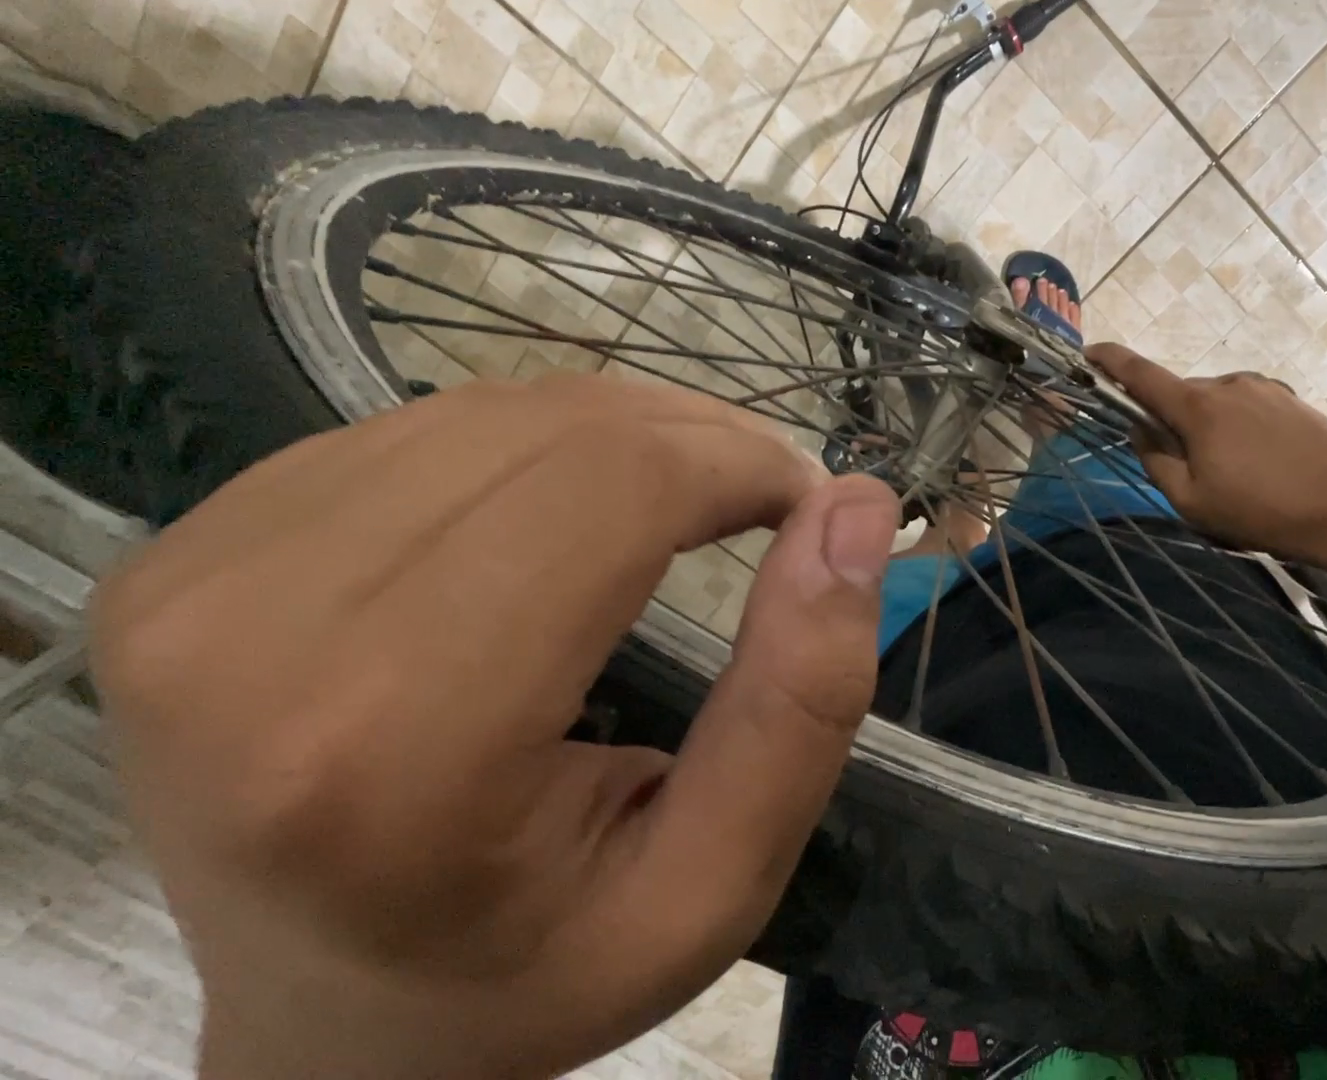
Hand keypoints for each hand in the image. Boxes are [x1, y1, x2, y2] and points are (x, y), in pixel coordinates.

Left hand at [90, 375, 901, 1079]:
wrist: (336, 1032)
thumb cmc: (541, 974)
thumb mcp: (716, 885)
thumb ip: (802, 703)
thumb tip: (855, 507)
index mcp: (393, 745)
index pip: (608, 490)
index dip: (739, 464)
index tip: (808, 501)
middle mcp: (255, 636)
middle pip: (552, 432)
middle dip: (698, 441)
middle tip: (767, 498)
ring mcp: (197, 577)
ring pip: (490, 410)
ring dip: (626, 436)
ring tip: (688, 501)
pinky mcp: (188, 549)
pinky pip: (417, 431)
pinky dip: (539, 450)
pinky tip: (576, 512)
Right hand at [1090, 344, 1326, 566]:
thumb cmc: (1261, 510)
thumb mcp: (1192, 501)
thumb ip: (1156, 461)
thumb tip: (1140, 431)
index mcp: (1197, 407)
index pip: (1141, 374)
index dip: (1111, 361)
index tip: (1089, 354)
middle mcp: (1228, 385)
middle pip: (1180, 396)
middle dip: (1170, 423)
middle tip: (1183, 471)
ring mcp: (1263, 390)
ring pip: (1215, 405)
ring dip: (1207, 430)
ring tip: (1229, 478)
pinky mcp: (1290, 402)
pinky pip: (1245, 410)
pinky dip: (1236, 431)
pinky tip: (1258, 468)